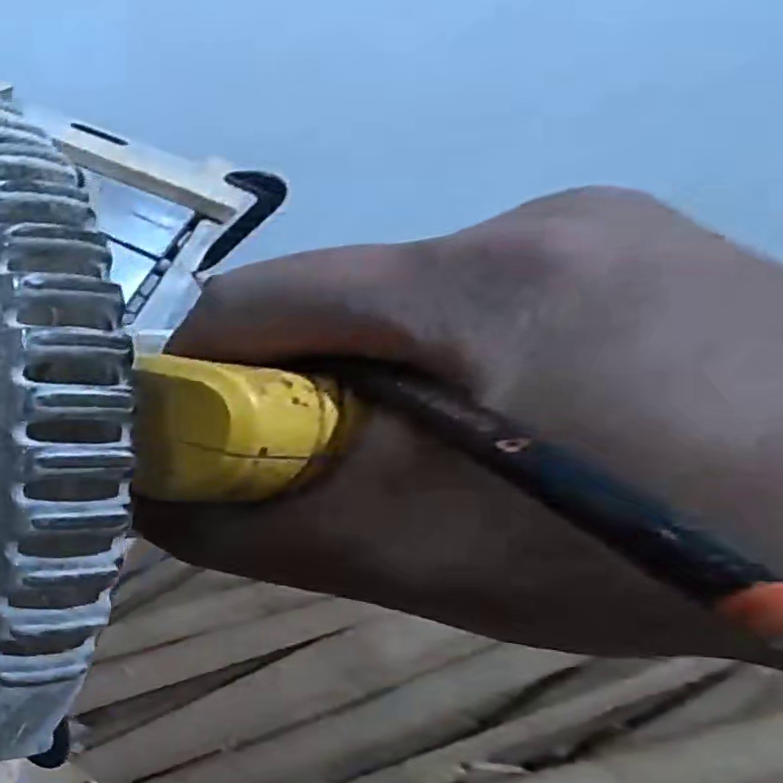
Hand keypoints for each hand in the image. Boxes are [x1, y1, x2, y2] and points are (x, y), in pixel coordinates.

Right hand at [135, 187, 782, 663]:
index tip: (182, 439)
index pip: (251, 299)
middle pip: (318, 302)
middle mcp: (523, 226)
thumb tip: (140, 506)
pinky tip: (466, 433)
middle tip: (286, 466)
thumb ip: (243, 530)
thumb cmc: (642, 553)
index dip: (187, 371)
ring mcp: (588, 234)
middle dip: (272, 386)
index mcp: (467, 280)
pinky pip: (457, 311)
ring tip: (384, 461)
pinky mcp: (629, 260)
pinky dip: (416, 371)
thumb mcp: (400, 556)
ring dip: (345, 381)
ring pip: (384, 308)